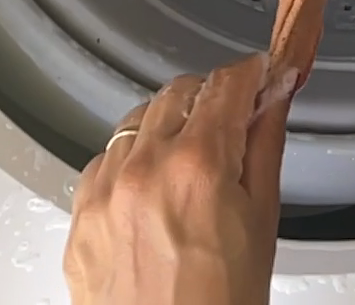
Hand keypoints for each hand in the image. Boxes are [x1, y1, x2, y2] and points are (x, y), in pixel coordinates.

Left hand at [63, 53, 292, 304]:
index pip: (228, 81)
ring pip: (140, 118)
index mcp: (200, 163)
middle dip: (214, 95)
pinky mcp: (80, 220)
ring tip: (196, 152)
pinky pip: (105, 159)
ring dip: (172, 120)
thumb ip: (266, 139)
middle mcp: (146, 168)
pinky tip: (156, 181)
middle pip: (182, 89)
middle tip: (237, 118)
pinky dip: (133, 156)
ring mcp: (105, 194)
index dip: (254, 72)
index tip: (265, 76)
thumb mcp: (264, 212)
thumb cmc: (222, 302)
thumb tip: (274, 94)